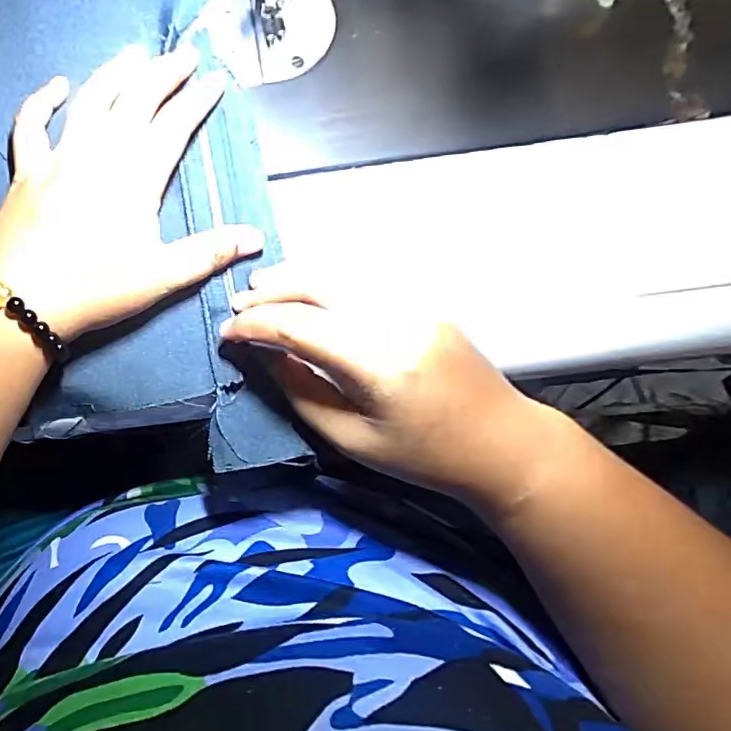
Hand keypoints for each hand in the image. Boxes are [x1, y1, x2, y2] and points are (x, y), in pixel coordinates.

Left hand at [0, 46, 264, 339]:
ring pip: (90, 100)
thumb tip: (255, 238)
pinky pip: (31, 124)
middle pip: (136, 99)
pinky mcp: (27, 170)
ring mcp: (59, 158)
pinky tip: (57, 86)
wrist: (24, 300)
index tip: (216, 80)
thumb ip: (208, 252)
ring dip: (114, 72)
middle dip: (164, 73)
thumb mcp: (161, 276)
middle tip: (185, 55)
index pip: (174, 126)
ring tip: (134, 53)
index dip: (198, 100)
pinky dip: (42, 101)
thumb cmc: (95, 289)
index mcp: (136, 178)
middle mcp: (99, 155)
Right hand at [221, 266, 571, 515]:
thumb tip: (265, 355)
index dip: (256, 326)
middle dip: (272, 291)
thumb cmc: (425, 457)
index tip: (228, 335)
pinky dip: (328, 282)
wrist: (502, 444)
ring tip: (263, 290)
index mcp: (379, 364)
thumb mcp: (352, 439)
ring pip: (342, 274)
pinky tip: (309, 292)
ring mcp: (417, 306)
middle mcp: (398, 321)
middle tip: (238, 306)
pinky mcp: (425, 304)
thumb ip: (302, 393)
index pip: (300, 327)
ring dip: (297, 278)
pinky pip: (365, 282)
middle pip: (320, 284)